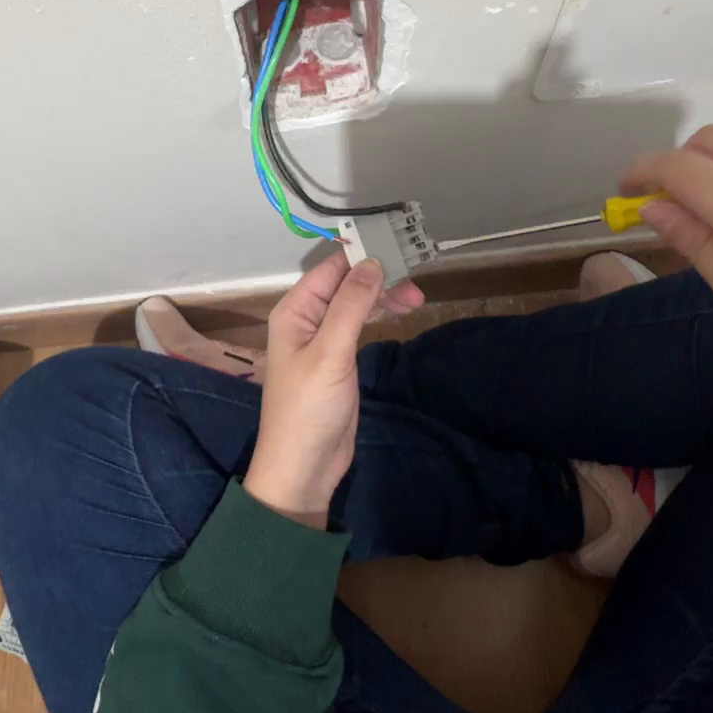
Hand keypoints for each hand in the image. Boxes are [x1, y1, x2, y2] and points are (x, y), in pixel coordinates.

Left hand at [244, 252, 422, 526]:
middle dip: (379, 277)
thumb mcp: (331, 352)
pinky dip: (378, 315)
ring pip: (355, 303)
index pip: (331, 268)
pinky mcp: (337, 360)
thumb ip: (351, 305)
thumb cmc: (309, 407)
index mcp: (295, 310)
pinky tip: (398, 312)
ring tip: (417, 299)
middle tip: (416, 285)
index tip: (400, 246)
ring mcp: (322, 340)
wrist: (304, 466)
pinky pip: (358, 325)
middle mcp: (306, 319)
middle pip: (345, 284)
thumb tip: (372, 261)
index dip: (363, 254)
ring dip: (382, 296)